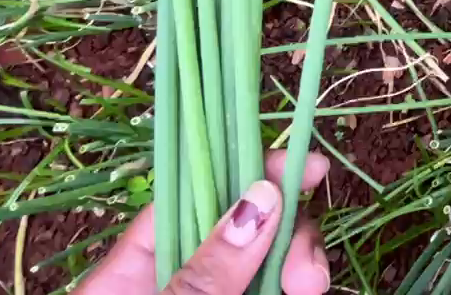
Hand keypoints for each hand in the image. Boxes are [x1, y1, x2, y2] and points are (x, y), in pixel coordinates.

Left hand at [76, 151, 331, 294]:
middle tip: (308, 278)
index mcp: (137, 264)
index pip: (204, 189)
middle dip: (292, 235)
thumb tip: (265, 193)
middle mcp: (179, 272)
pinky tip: (303, 294)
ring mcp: (217, 290)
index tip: (313, 170)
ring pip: (270, 256)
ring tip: (309, 291)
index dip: (259, 169)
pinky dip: (294, 286)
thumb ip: (205, 271)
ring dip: (300, 265)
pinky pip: (271, 285)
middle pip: (251, 223)